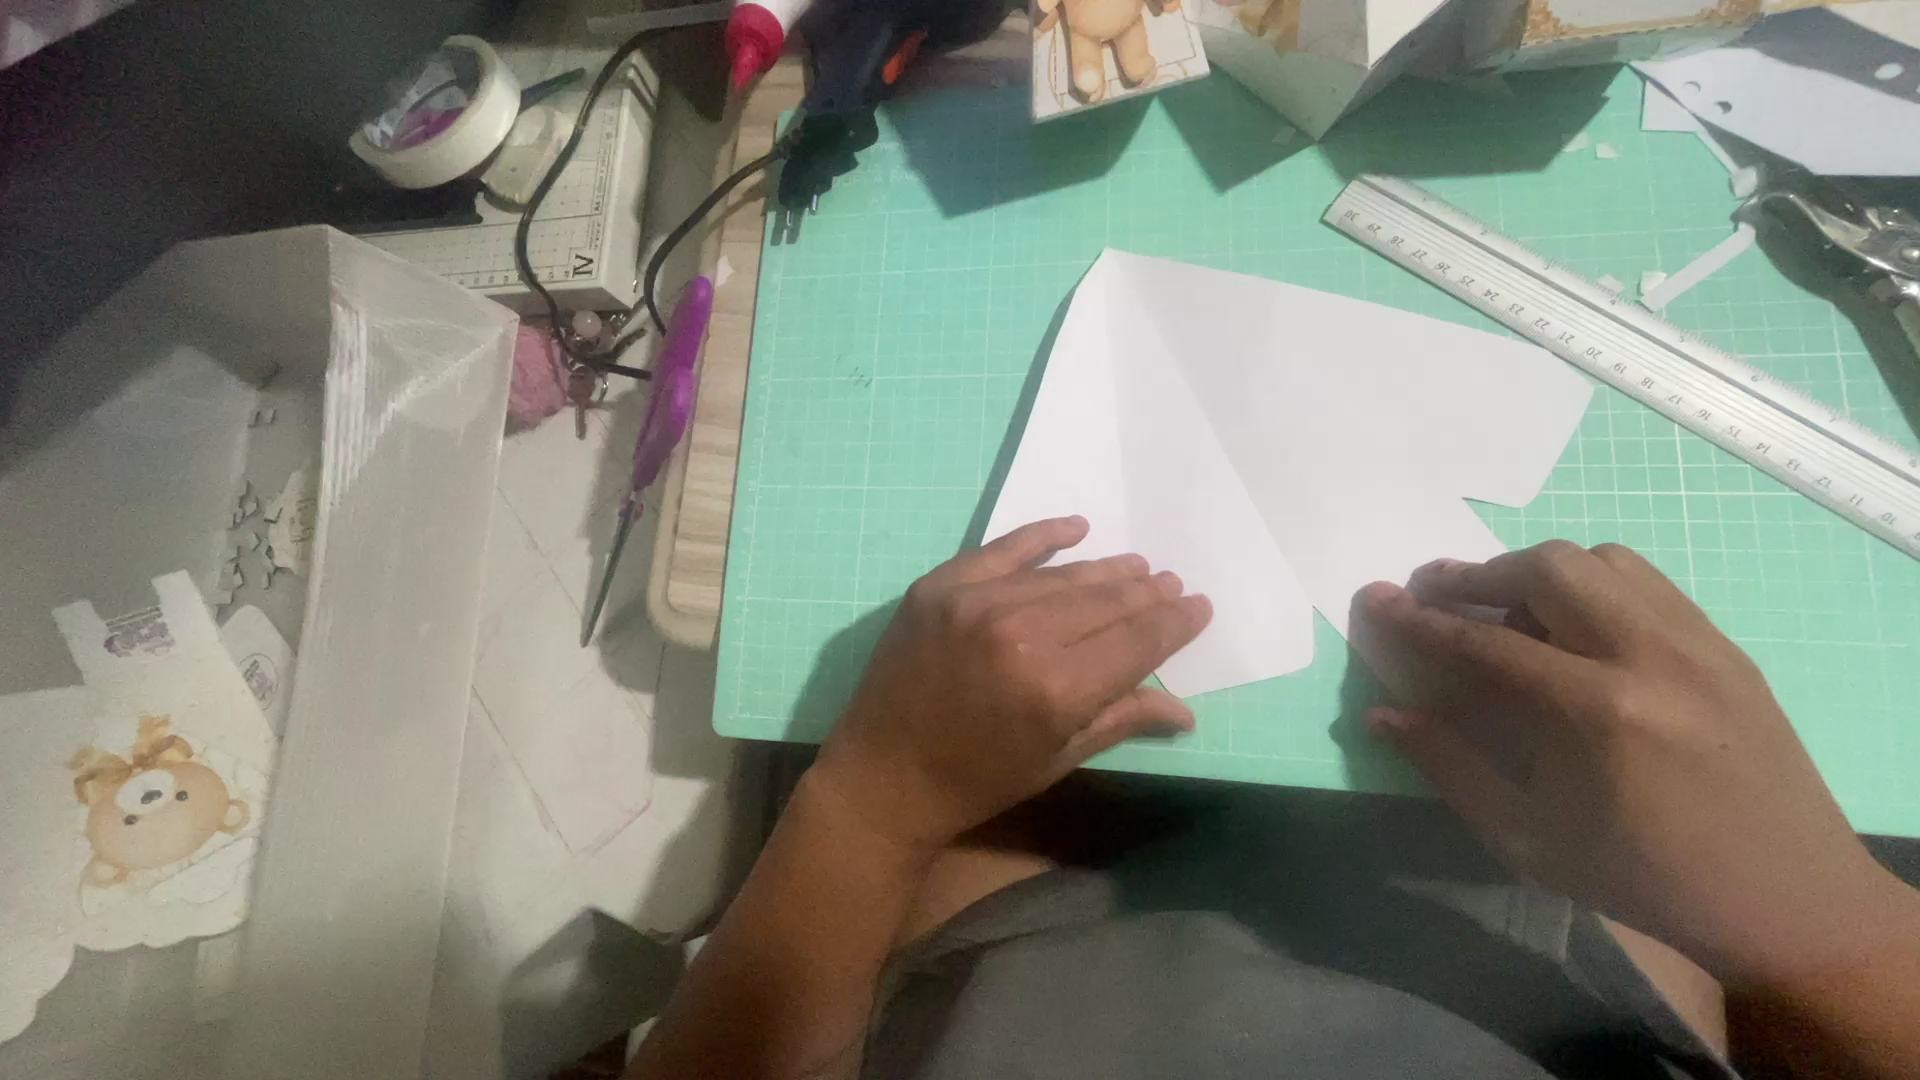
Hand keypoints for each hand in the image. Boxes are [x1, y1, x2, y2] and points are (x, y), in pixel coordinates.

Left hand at [812, 515, 1211, 852]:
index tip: (1198, 606)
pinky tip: (1076, 527)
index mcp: (1057, 690)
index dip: (1174, 623)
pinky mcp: (940, 585)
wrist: (882, 775)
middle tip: (1170, 584)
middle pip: (1105, 602)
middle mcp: (1021, 635)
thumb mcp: (1056, 759)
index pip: (1137, 642)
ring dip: (1106, 570)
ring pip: (1062, 576)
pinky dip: (1043, 535)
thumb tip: (1187, 709)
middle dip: (1146, 594)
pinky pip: (1004, 549)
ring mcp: (975, 602)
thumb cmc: (977, 781)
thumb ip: (1120, 719)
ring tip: (1137, 566)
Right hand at [1348, 540, 1913, 986]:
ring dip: (1535, 573)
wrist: (1793, 906)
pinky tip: (1569, 628)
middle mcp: (1652, 659)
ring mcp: (1699, 646)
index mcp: (1598, 712)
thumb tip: (1381, 714)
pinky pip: (1644, 583)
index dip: (1419, 619)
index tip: (1376, 598)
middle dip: (1477, 574)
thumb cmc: (1642, 876)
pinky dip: (1588, 585)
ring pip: (1601, 561)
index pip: (1484, 641)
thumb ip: (1446, 765)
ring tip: (1505, 611)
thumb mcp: (1524, 836)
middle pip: (1549, 569)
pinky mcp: (1726, 650)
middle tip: (1436, 595)